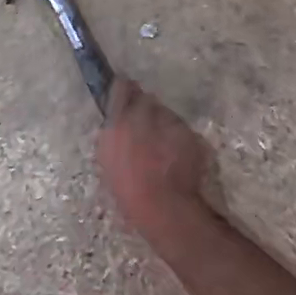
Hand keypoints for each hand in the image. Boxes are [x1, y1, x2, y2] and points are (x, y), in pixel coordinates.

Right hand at [97, 78, 210, 240]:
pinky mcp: (188, 131)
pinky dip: (177, 137)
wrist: (164, 206)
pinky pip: (180, 128)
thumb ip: (111, 134)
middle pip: (145, 99)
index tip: (125, 90)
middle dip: (145, 109)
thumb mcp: (108, 161)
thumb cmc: (128, 189)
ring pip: (165, 114)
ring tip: (162, 147)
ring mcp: (168, 121)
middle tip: (145, 127)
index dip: (124, 88)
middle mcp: (143, 115)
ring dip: (162, 124)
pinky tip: (175, 155)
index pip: (121, 88)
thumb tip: (115, 122)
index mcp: (118, 121)